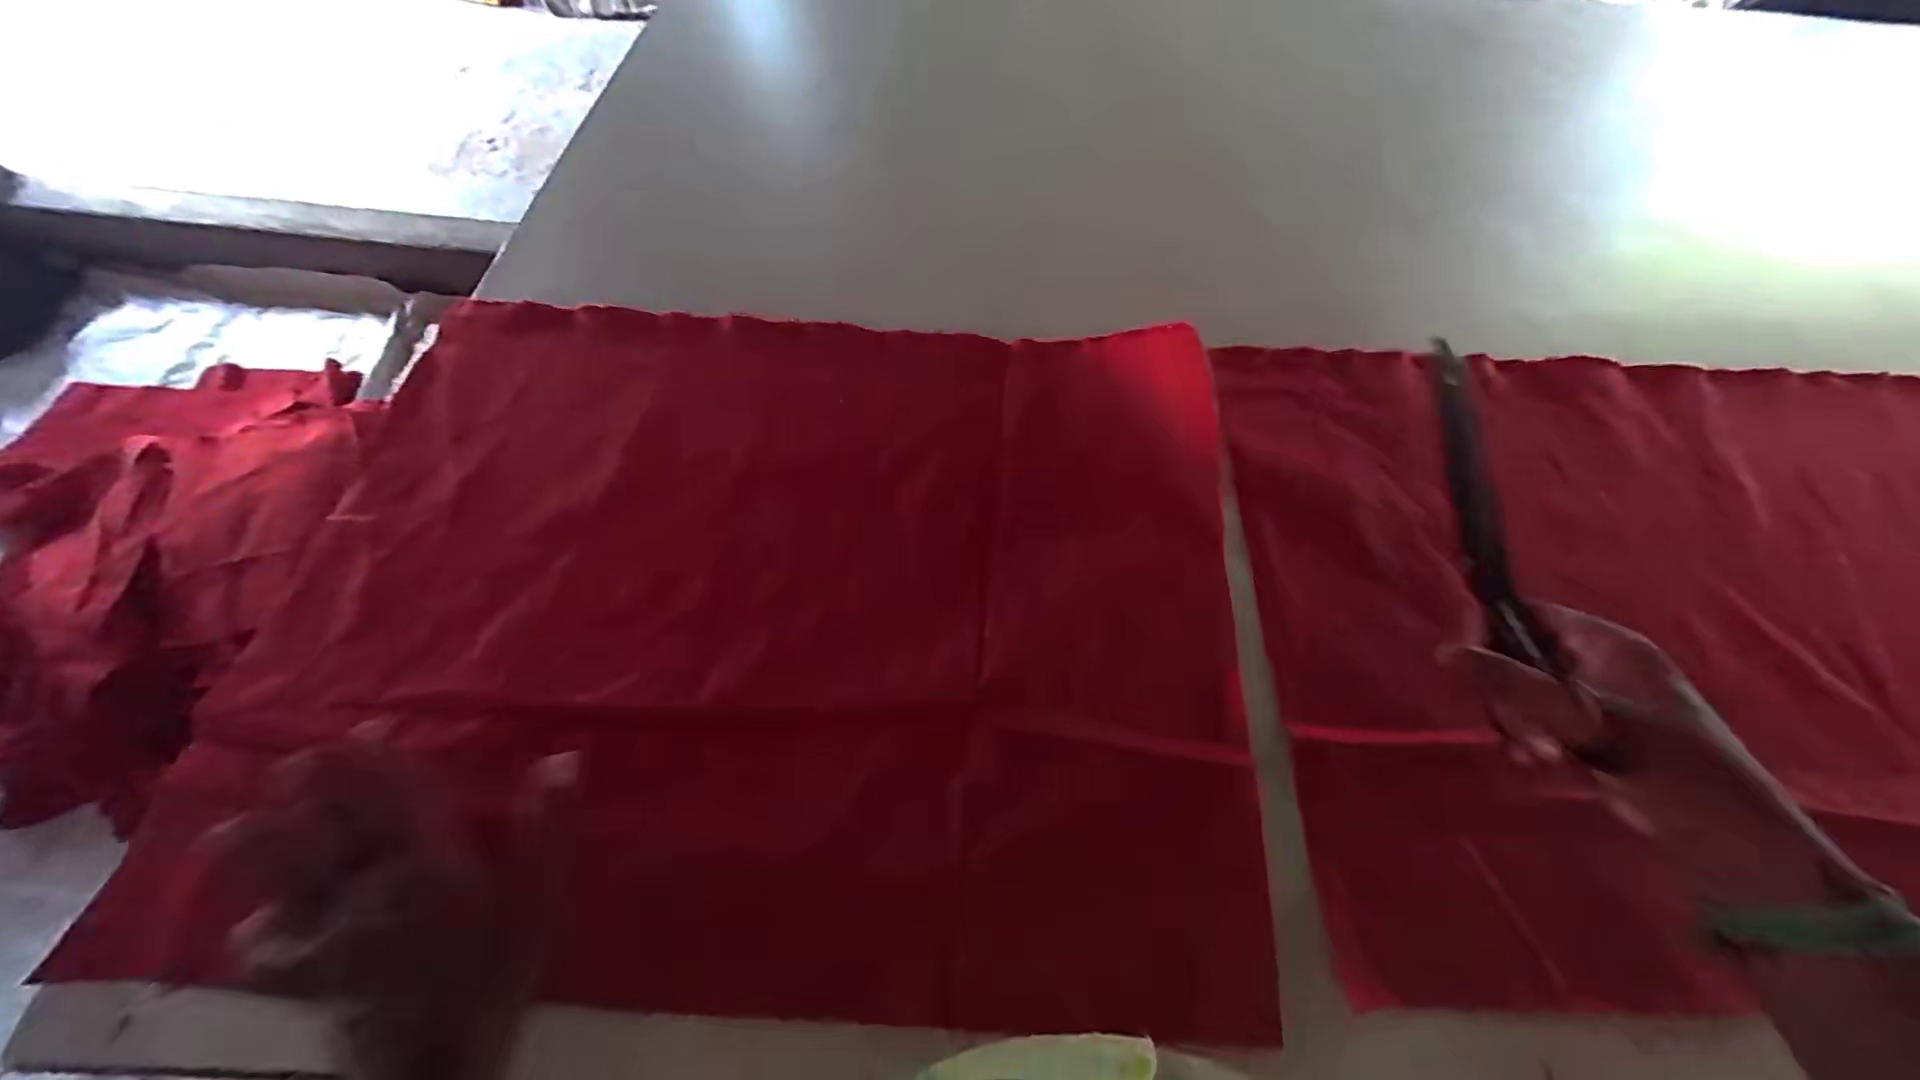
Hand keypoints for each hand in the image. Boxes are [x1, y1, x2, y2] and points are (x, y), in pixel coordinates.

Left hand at [205, 725, 577, 1079]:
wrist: (441, 1052)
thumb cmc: (500, 960)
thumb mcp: (545, 887)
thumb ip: (550, 822)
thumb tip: (562, 759)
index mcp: (424, 858)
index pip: (392, 796)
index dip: (374, 760)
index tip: (366, 729)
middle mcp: (366, 886)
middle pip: (321, 831)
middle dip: (303, 796)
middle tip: (292, 765)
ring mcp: (326, 932)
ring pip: (277, 883)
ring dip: (253, 854)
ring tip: (230, 832)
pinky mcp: (304, 976)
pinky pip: (265, 948)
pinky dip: (257, 930)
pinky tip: (255, 924)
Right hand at [1451, 604, 1879, 907]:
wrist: (1738, 852)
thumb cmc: (1674, 772)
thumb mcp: (1587, 722)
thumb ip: (1511, 683)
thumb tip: (1443, 651)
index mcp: (1608, 644)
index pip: (1524, 613)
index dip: (1487, 633)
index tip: (1468, 670)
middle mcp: (1596, 664)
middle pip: (1514, 655)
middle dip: (1507, 696)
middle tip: (1527, 735)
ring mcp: (1592, 700)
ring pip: (1519, 694)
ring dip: (1517, 726)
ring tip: (1540, 759)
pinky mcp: (1589, 734)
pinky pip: (1534, 722)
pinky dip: (1529, 743)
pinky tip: (1542, 767)